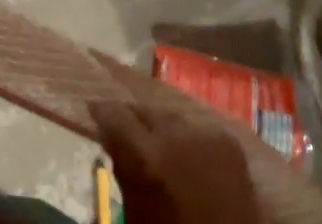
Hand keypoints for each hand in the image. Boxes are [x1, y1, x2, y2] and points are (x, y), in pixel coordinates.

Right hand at [92, 100, 269, 223]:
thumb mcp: (136, 212)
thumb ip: (121, 168)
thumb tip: (108, 137)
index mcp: (150, 155)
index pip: (115, 114)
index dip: (101, 110)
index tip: (93, 109)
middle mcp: (177, 134)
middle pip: (144, 109)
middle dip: (130, 116)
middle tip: (122, 126)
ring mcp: (206, 134)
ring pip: (171, 116)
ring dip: (159, 124)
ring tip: (155, 138)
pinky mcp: (228, 141)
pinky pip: (197, 128)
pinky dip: (186, 136)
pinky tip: (185, 151)